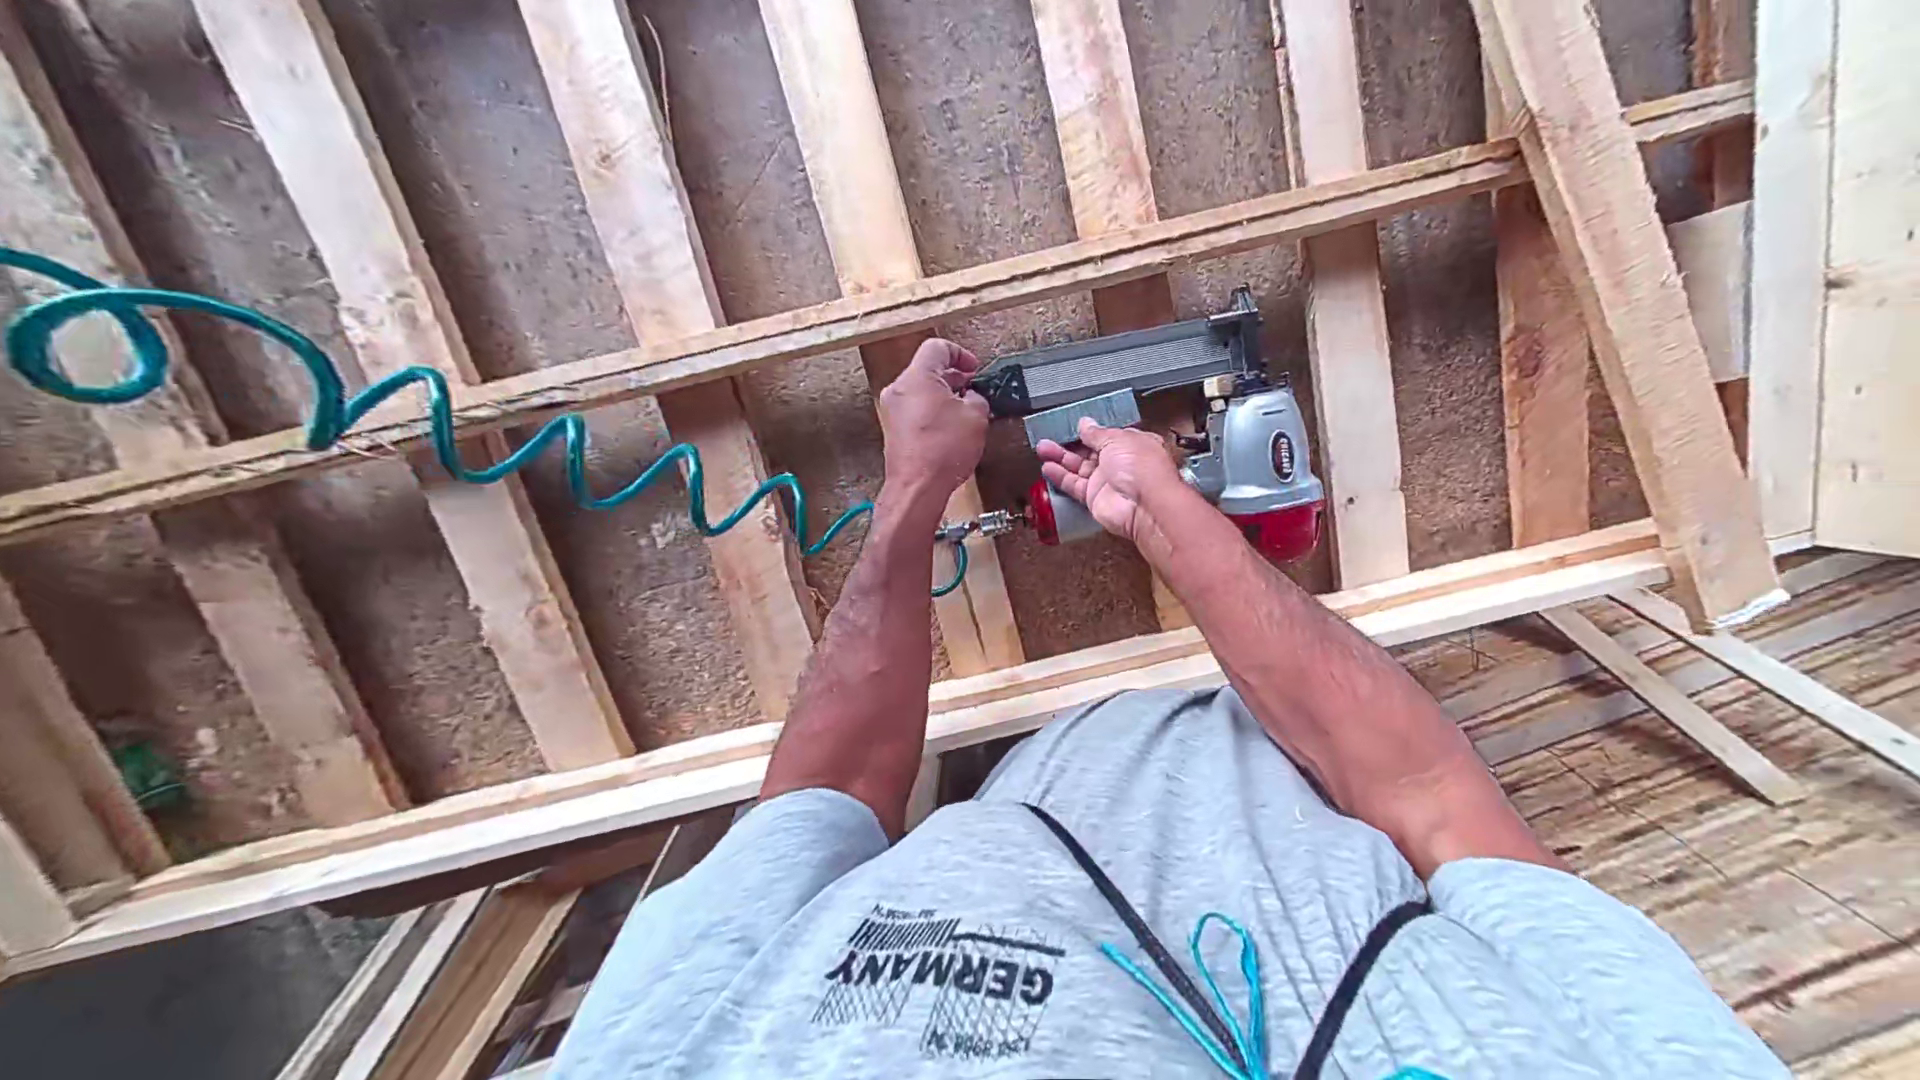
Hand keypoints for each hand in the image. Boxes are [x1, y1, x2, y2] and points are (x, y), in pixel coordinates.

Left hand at [877, 338, 989, 507]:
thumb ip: (977, 397)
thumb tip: (973, 397)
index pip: (938, 348)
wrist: (918, 487)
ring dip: (943, 396)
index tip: (973, 367)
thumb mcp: (976, 416)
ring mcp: (893, 411)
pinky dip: (932, 413)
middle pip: (927, 369)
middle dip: (953, 378)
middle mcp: (899, 390)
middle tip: (972, 389)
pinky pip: (914, 411)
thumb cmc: (941, 453)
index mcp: (917, 377)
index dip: (961, 354)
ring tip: (964, 412)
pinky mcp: (894, 430)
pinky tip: (950, 429)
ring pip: (920, 391)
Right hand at [1036, 419, 1186, 546]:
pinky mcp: (1095, 498)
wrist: (1144, 506)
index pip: (1107, 435)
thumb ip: (1097, 433)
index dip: (1089, 431)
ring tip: (1043, 449)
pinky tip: (1048, 468)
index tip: (1071, 426)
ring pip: (1078, 468)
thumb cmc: (1143, 469)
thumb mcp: (1117, 439)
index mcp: (1132, 444)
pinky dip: (1060, 477)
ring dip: (1060, 458)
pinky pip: (1074, 485)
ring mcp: (1107, 482)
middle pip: (1089, 451)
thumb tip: (1086, 424)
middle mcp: (1120, 463)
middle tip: (1051, 437)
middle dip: (1069, 444)